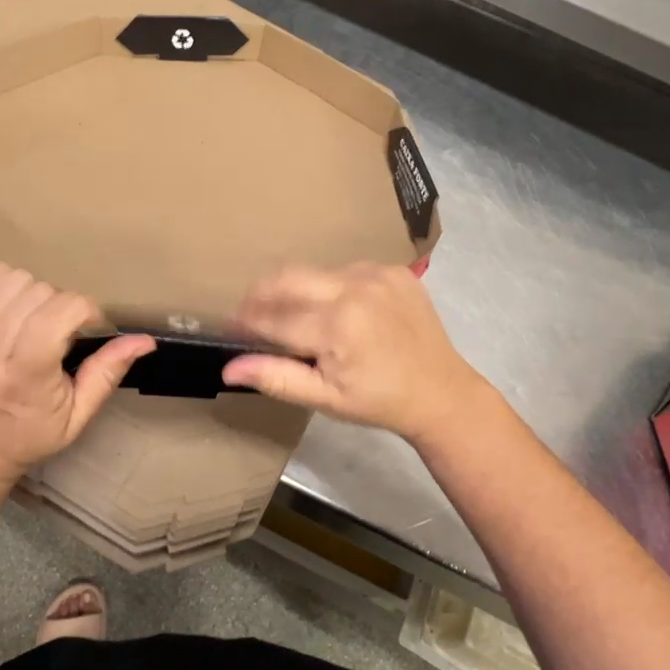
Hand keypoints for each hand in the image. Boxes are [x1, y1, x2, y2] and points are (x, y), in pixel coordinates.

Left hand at [0, 263, 155, 486]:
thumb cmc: (27, 436)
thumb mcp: (77, 416)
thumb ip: (107, 373)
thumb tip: (145, 340)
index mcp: (25, 372)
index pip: (62, 310)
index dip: (86, 312)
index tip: (89, 331)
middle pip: (42, 291)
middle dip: (64, 305)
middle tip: (64, 332)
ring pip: (15, 279)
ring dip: (37, 292)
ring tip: (40, 319)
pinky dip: (1, 279)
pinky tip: (12, 300)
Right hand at [223, 263, 490, 444]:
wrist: (441, 391)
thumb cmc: (378, 400)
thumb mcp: (325, 398)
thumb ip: (276, 377)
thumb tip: (229, 368)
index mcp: (337, 325)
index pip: (275, 317)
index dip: (246, 321)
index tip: (228, 325)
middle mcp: (355, 288)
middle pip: (289, 277)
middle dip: (262, 292)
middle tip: (248, 309)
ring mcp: (377, 274)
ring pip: (317, 272)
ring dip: (300, 290)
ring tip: (296, 316)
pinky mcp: (393, 269)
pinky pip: (346, 270)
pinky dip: (332, 287)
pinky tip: (338, 310)